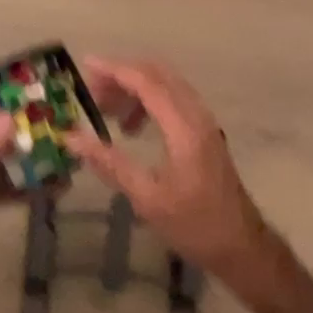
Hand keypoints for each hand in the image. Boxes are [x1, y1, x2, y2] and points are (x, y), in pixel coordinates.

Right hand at [64, 58, 276, 285]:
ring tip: (106, 113)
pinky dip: (147, 101)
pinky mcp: (204, 132)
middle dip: (121, 75)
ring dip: (133, 88)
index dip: (114, 69)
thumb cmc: (194, 225)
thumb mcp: (146, 198)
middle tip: (91, 93)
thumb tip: (70, 138)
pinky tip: (131, 128)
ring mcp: (203, 122)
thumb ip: (109, 163)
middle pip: (156, 74)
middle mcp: (196, 115)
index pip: (146, 81)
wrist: (241, 247)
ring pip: (165, 85)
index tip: (84, 65)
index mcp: (184, 128)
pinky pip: (172, 99)